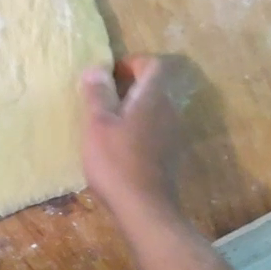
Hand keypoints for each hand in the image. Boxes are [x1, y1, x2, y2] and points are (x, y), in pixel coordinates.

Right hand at [80, 56, 184, 220]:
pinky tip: (121, 149)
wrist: (144, 207)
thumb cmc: (116, 162)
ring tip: (109, 126)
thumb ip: (98, 94)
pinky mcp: (170, 156)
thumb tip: (96, 68)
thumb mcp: (97, 125)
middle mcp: (170, 109)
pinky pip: (155, 132)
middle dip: (131, 87)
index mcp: (153, 96)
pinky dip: (139, 131)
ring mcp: (173, 134)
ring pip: (155, 111)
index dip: (133, 62)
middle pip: (155, 87)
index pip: (153, 63)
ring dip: (134, 111)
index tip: (111, 74)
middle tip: (105, 100)